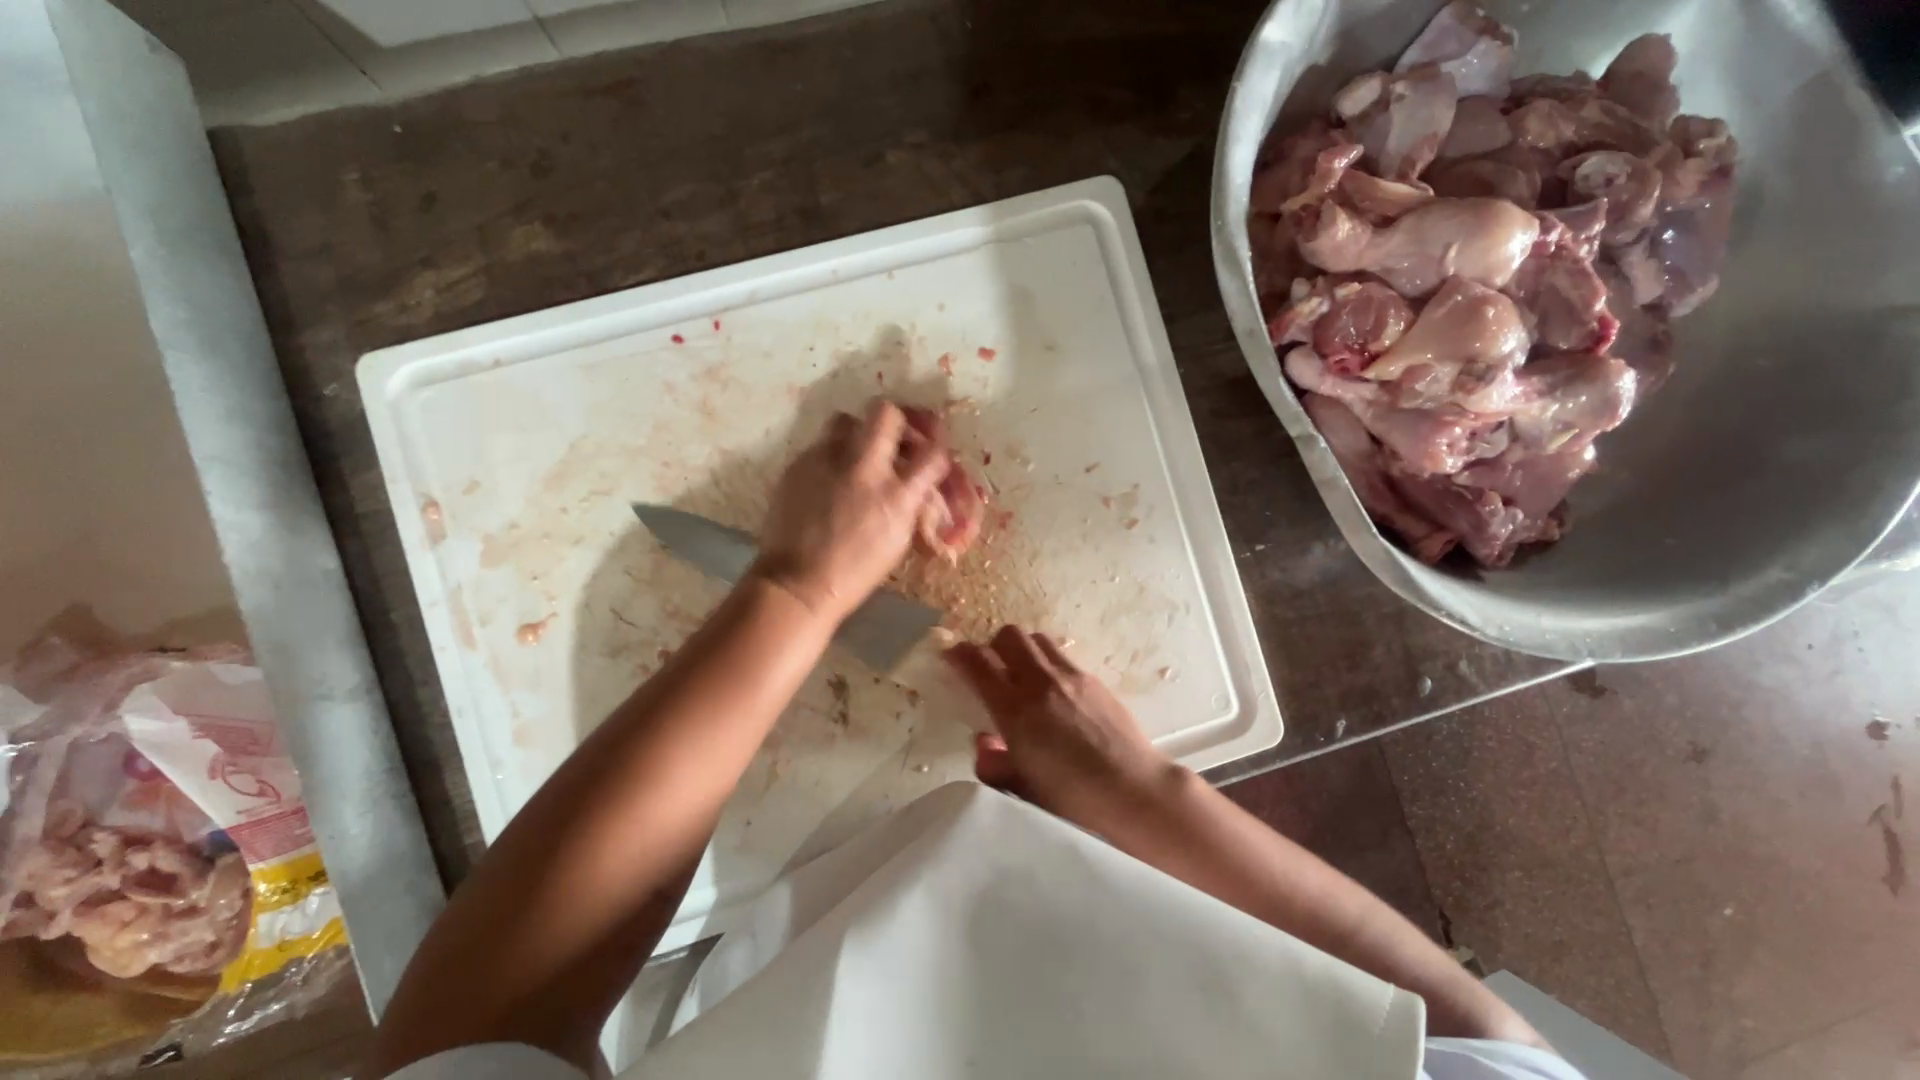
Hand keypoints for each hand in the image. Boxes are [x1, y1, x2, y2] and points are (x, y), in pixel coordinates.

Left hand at [755, 398, 950, 621]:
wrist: (798, 583)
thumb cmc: (854, 573)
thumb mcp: (898, 540)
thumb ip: (910, 504)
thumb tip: (916, 483)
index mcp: (897, 496)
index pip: (932, 453)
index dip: (937, 444)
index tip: (932, 447)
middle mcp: (864, 469)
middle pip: (887, 413)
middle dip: (896, 420)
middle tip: (895, 436)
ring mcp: (827, 461)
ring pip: (847, 420)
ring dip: (858, 432)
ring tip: (857, 454)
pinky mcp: (799, 464)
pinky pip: (820, 445)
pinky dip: (831, 456)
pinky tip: (829, 478)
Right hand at [946, 626, 1180, 832]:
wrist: (1132, 790)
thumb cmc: (1073, 798)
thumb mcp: (1022, 788)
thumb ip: (993, 764)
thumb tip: (984, 742)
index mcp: (1016, 711)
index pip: (979, 664)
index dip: (959, 654)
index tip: (951, 656)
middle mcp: (1041, 684)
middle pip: (1009, 637)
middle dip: (992, 645)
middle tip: (988, 667)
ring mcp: (1071, 677)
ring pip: (1037, 640)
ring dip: (1022, 650)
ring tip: (1021, 674)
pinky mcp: (1095, 680)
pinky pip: (1062, 656)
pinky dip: (1048, 662)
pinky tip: (1053, 691)